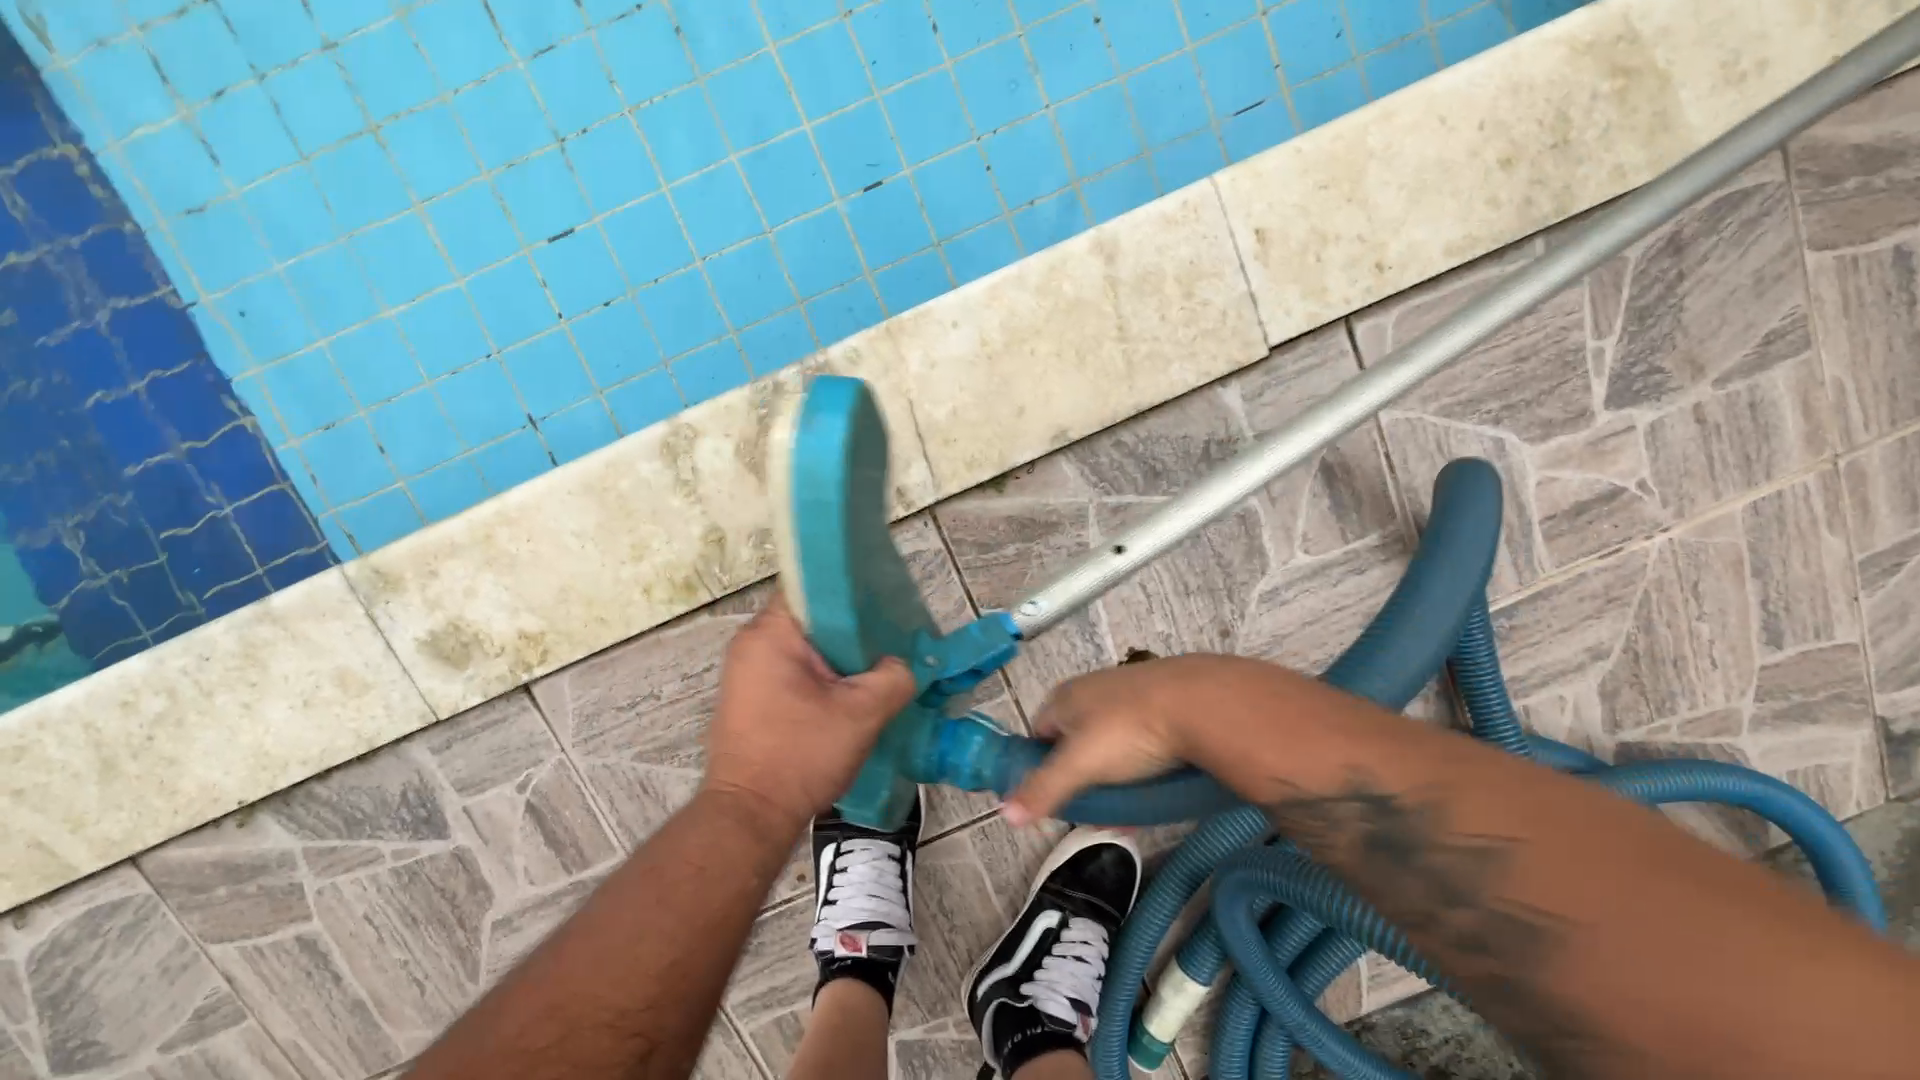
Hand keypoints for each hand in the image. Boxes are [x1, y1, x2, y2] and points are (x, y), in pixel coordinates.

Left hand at [703, 595, 918, 833]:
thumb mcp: (862, 714)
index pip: (814, 588)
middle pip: (812, 619)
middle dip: (852, 631)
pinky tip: (850, 696)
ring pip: (805, 649)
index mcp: (770, 634)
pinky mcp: (751, 698)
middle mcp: (750, 644)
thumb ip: (893, 677)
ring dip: (839, 659)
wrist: (751, 817)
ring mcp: (746, 673)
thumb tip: (904, 664)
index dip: (854, 594)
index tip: (887, 609)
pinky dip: (822, 679)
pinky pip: (793, 672)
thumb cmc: (801, 756)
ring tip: (877, 670)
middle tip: (891, 643)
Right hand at [1004, 653, 1279, 823]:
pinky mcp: (1163, 702)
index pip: (1038, 735)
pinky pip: (1143, 740)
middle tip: (1095, 811)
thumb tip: (1004, 815)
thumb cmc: (1127, 731)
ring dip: (1114, 777)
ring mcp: (1130, 694)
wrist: (1199, 702)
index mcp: (1064, 698)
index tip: (1053, 801)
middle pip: (1075, 741)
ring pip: (1111, 743)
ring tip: (1129, 810)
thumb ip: (1043, 789)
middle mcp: (1092, 690)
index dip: (1040, 768)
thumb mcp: (1080, 766)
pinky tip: (1156, 790)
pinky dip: (1143, 765)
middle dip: (1081, 779)